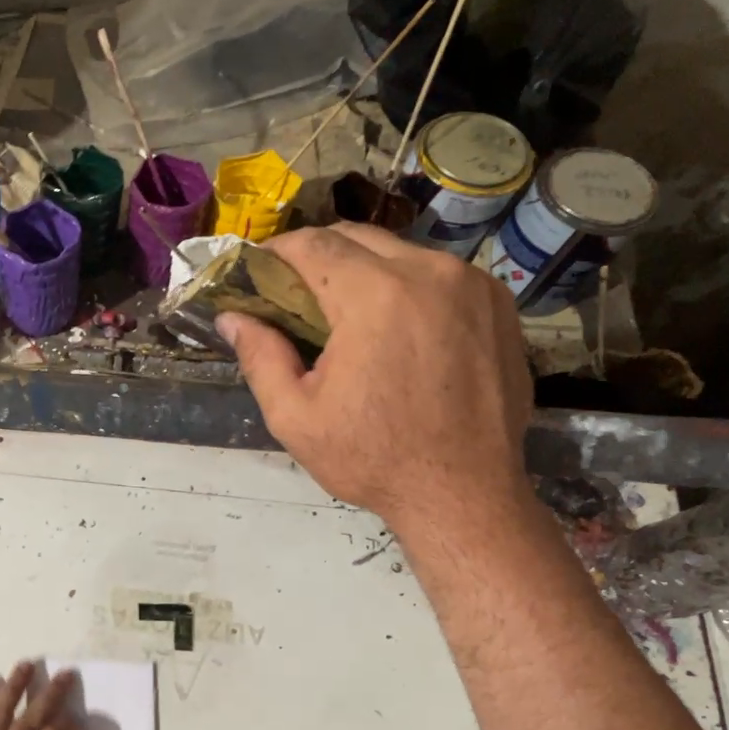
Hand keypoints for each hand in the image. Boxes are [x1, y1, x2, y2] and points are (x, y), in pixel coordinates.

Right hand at [219, 224, 533, 536]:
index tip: (257, 270)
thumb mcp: (295, 417)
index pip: (314, 244)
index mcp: (376, 296)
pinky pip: (439, 276)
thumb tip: (231, 318)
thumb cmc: (372, 458)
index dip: (277, 251)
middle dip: (318, 257)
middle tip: (293, 294)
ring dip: (364, 272)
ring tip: (344, 316)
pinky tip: (395, 330)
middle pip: (357, 238)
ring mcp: (472, 284)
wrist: (464, 492)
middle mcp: (429, 272)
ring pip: (400, 254)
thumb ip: (260, 357)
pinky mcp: (497, 303)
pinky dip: (407, 288)